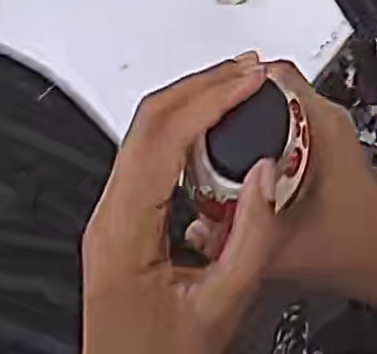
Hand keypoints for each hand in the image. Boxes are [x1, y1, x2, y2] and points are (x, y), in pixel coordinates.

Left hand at [84, 54, 283, 353]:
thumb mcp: (221, 307)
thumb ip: (252, 237)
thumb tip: (266, 170)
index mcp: (124, 230)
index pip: (165, 135)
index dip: (212, 98)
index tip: (249, 81)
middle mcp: (110, 212)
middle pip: (151, 117)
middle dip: (204, 83)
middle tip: (248, 68)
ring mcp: (112, 210)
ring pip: (148, 126)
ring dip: (195, 94)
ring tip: (237, 82)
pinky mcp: (124, 212)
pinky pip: (151, 145)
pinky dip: (187, 117)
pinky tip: (215, 116)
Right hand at [186, 61, 376, 307]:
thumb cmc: (352, 245)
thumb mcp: (281, 246)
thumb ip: (233, 240)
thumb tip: (193, 229)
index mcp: (324, 124)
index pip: (279, 74)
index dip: (241, 78)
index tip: (215, 92)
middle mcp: (328, 118)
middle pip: (277, 83)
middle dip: (240, 96)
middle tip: (209, 113)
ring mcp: (330, 128)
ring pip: (284, 100)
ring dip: (253, 110)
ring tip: (221, 129)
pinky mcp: (329, 141)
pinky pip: (292, 117)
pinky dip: (267, 125)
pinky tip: (248, 153)